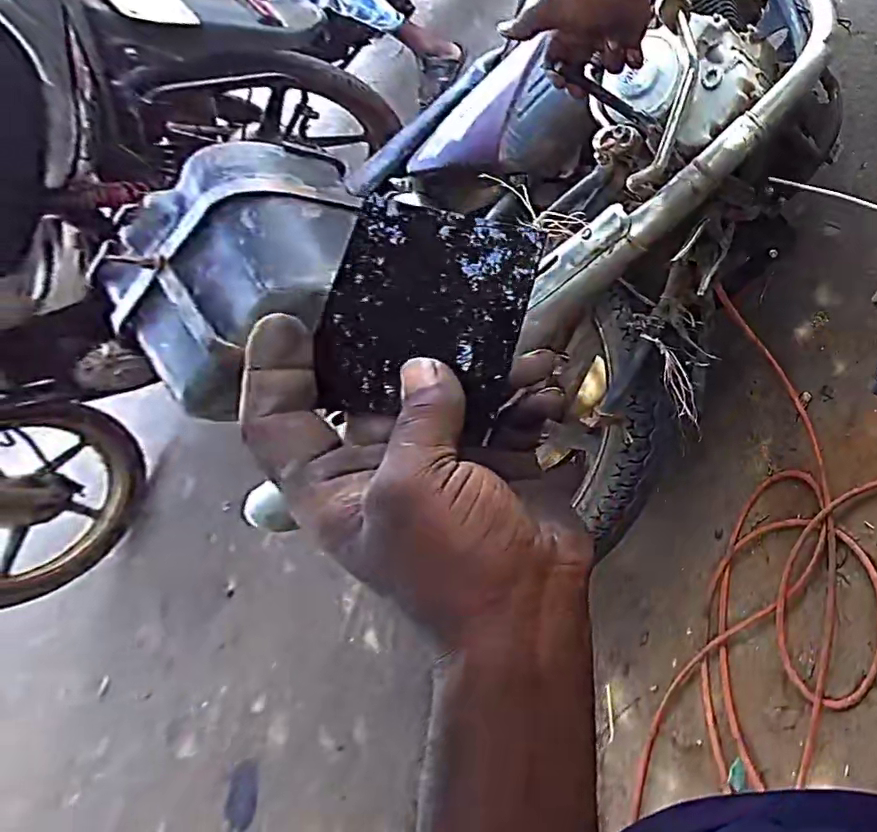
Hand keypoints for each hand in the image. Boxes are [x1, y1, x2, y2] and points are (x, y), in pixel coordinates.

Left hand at [240, 315, 590, 648]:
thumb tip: (423, 366)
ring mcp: (456, 464)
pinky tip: (550, 398)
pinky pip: (515, 417)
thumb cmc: (450, 560)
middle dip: (426, 360)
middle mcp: (394, 467)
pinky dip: (534, 402)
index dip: (278, 373)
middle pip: (392, 396)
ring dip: (502, 378)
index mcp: (340, 484)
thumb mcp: (414, 489)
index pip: (286, 421)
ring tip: (535, 366)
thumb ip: (416, 423)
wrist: (527, 600)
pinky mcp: (509, 463)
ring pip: (467, 400)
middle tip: (454, 323)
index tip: (286, 323)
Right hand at [499, 0, 652, 95]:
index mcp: (565, 35)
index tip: (561, 83)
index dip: (558, 75)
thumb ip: (528, 23)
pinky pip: (633, 61)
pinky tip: (630, 48)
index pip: (557, 62)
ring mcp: (609, 41)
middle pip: (583, 72)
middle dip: (582, 84)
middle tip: (583, 90)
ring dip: (612, 60)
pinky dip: (633, 58)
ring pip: (611, 67)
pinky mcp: (630, 40)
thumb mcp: (550, 10)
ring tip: (611, 43)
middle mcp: (587, 40)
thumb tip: (504, 31)